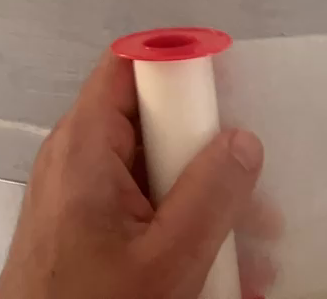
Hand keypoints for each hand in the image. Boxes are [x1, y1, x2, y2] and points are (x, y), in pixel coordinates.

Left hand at [0, 51, 264, 298]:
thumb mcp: (167, 259)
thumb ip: (209, 195)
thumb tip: (243, 140)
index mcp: (85, 141)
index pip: (126, 64)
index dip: (173, 62)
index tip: (224, 84)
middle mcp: (75, 151)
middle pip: (146, 116)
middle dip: (202, 147)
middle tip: (250, 185)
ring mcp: (77, 186)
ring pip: (148, 163)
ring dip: (198, 193)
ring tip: (250, 240)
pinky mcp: (82, 219)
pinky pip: (136, 199)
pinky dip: (174, 219)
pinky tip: (214, 264)